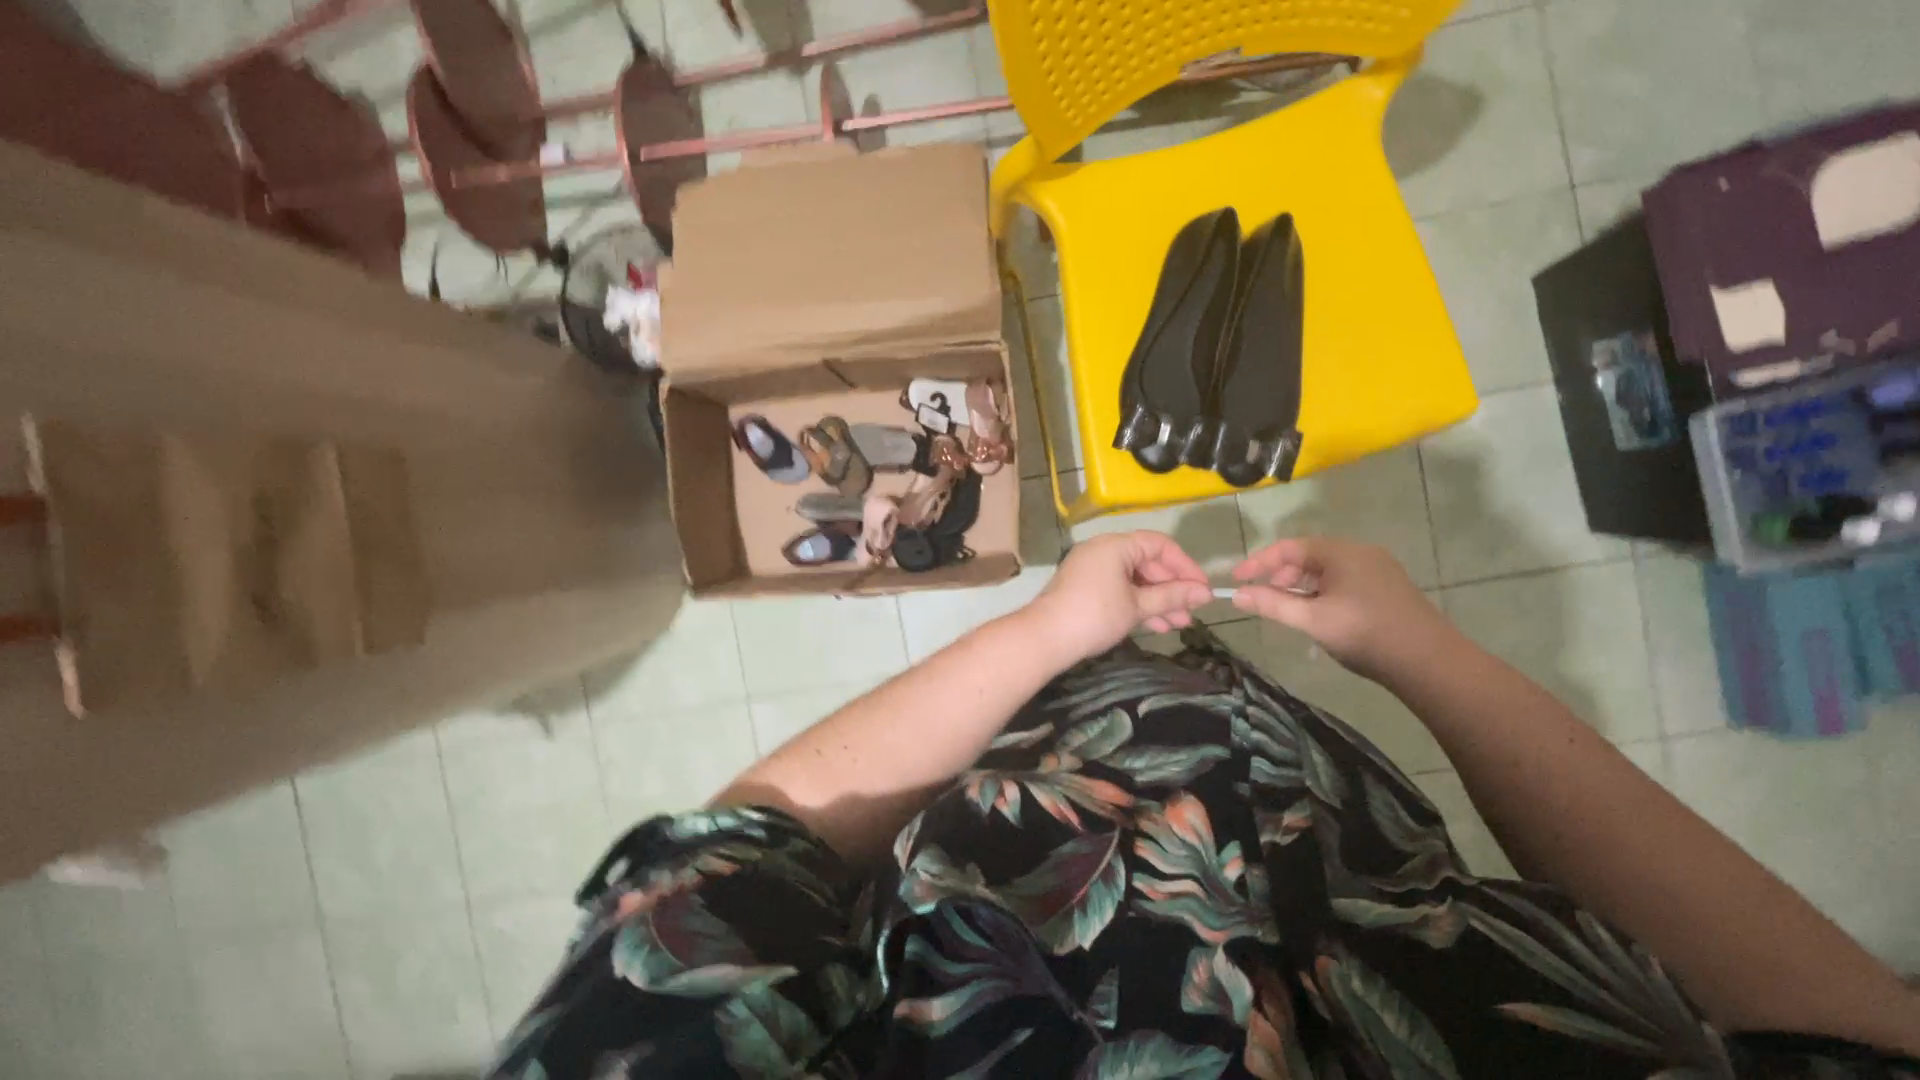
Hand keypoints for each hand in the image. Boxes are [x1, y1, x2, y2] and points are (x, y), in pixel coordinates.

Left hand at [1026, 531, 1212, 662]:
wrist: (1045, 638)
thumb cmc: (1095, 615)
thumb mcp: (1137, 606)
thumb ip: (1172, 597)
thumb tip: (1205, 593)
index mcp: (1115, 545)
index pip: (1160, 545)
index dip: (1185, 566)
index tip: (1202, 590)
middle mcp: (1102, 550)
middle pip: (1147, 562)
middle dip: (1172, 588)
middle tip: (1192, 612)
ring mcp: (1091, 569)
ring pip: (1134, 579)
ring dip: (1158, 600)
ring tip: (1179, 624)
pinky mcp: (1084, 588)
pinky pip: (1119, 589)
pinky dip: (1137, 604)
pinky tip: (1155, 626)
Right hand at [1230, 537, 1459, 682]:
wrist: (1428, 661)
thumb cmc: (1364, 633)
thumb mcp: (1311, 619)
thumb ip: (1272, 604)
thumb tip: (1236, 594)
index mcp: (1341, 552)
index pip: (1288, 547)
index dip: (1258, 562)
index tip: (1236, 581)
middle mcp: (1361, 552)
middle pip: (1308, 556)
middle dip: (1281, 576)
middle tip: (1265, 600)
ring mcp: (1378, 569)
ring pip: (1327, 571)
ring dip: (1302, 587)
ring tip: (1290, 612)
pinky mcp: (1388, 588)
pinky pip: (1345, 581)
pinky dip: (1323, 593)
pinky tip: (1321, 616)